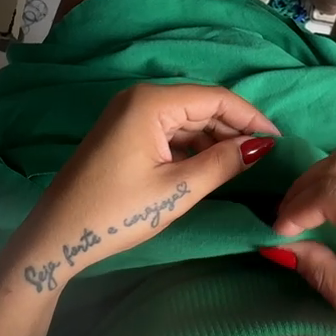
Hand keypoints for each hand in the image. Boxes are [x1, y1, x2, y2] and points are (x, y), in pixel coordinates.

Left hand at [5, 83, 277, 295]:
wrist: (56, 237)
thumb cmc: (117, 212)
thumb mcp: (176, 191)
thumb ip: (222, 164)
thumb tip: (260, 147)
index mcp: (152, 102)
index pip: (215, 98)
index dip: (251, 116)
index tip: (279, 139)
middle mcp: (141, 98)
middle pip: (201, 105)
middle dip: (234, 128)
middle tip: (266, 155)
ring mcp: (130, 114)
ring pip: (186, 119)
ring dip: (215, 138)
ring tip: (245, 162)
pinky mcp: (125, 133)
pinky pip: (169, 130)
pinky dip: (193, 146)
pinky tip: (211, 164)